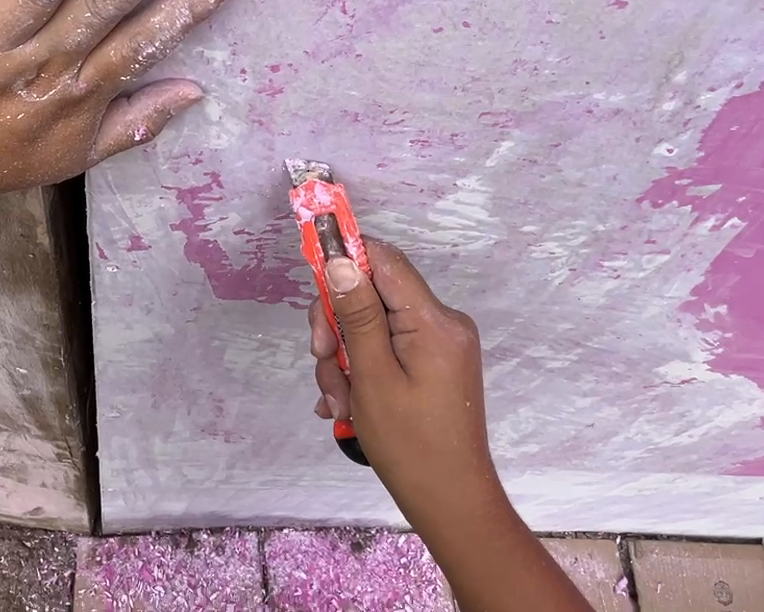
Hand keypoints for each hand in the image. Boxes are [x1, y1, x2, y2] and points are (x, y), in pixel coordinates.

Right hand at [310, 239, 498, 533]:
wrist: (452, 506)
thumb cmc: (409, 445)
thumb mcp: (372, 377)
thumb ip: (357, 315)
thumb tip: (339, 260)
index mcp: (434, 320)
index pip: (384, 259)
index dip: (344, 257)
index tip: (312, 273)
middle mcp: (442, 322)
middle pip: (373, 293)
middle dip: (338, 325)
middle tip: (322, 359)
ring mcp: (439, 344)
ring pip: (372, 324)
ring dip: (344, 357)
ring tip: (339, 401)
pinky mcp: (432, 362)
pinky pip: (385, 347)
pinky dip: (361, 369)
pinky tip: (347, 404)